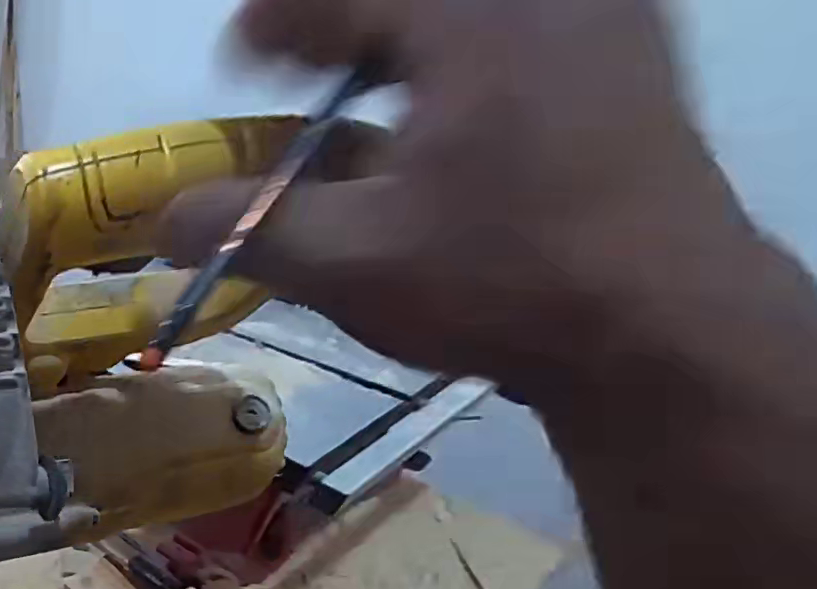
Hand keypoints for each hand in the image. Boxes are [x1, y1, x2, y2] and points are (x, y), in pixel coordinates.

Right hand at [165, 0, 764, 406]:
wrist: (653, 327)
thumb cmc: (494, 282)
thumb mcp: (349, 264)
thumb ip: (250, 232)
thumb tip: (162, 222)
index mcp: (474, 19)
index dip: (276, 16)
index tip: (235, 48)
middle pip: (412, 0)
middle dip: (337, 24)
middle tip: (290, 64)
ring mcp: (601, 23)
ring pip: (468, 18)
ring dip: (397, 45)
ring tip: (353, 93)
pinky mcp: (625, 69)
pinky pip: (517, 37)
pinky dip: (453, 65)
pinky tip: (433, 124)